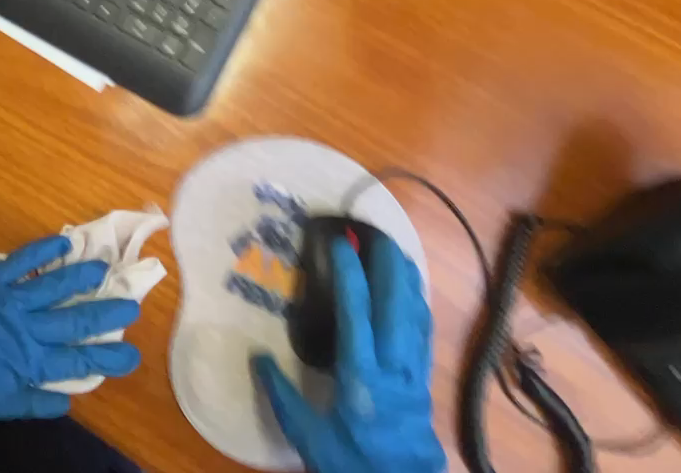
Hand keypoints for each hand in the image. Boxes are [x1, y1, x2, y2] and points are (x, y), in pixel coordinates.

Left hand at [0, 235, 141, 456]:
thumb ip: (31, 402)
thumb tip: (67, 400)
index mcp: (29, 364)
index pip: (77, 363)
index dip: (106, 359)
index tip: (133, 356)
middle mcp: (26, 330)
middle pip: (73, 322)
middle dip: (104, 315)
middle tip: (132, 306)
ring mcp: (10, 302)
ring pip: (53, 287)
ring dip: (80, 278)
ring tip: (105, 268)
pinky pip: (22, 263)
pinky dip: (43, 251)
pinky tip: (63, 242)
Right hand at [252, 235, 445, 472]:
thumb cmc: (351, 462)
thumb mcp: (308, 435)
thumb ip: (280, 393)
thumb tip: (256, 356)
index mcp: (361, 375)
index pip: (357, 311)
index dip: (350, 272)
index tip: (339, 241)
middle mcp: (393, 365)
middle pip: (396, 303)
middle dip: (387, 263)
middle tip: (374, 230)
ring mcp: (413, 370)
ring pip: (415, 313)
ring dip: (406, 277)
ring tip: (395, 246)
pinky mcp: (424, 379)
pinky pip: (424, 331)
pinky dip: (418, 302)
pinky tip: (414, 288)